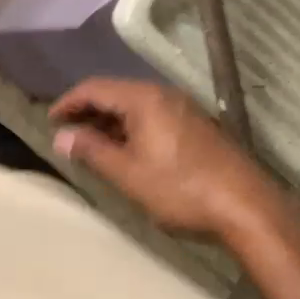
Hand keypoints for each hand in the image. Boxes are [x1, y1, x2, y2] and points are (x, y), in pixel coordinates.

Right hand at [50, 77, 275, 235]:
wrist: (249, 209)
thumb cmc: (181, 189)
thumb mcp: (128, 174)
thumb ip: (91, 150)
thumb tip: (61, 136)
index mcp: (143, 98)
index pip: (94, 88)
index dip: (68, 103)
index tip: (50, 121)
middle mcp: (163, 94)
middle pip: (115, 93)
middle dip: (88, 111)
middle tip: (68, 133)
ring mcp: (184, 109)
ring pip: (135, 106)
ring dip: (110, 122)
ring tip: (93, 146)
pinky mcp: (197, 127)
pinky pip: (153, 116)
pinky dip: (132, 128)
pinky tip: (128, 151)